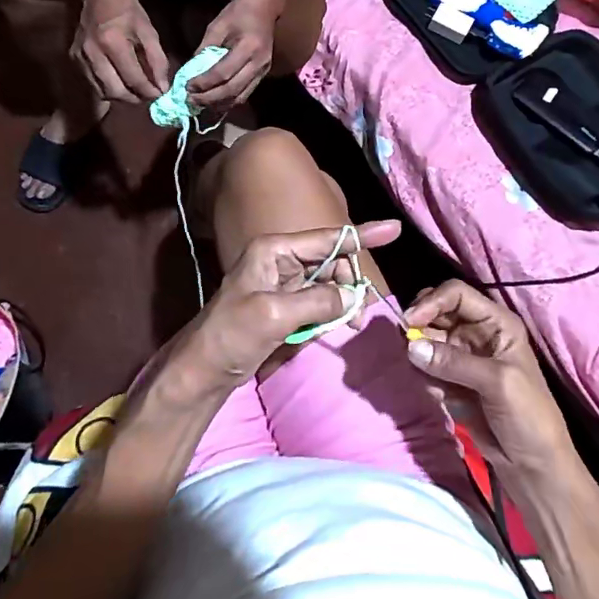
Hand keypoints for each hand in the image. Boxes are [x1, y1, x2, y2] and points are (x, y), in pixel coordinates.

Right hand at [72, 0, 169, 103]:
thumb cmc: (126, 9)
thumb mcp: (148, 31)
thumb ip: (157, 60)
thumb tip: (162, 87)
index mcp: (113, 42)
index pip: (133, 79)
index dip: (149, 91)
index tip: (160, 95)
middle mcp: (93, 53)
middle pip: (115, 91)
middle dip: (135, 98)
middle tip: (148, 95)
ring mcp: (80, 57)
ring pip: (102, 92)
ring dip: (122, 96)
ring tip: (136, 90)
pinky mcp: (74, 59)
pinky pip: (93, 84)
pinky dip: (109, 88)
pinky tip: (120, 81)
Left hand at [165, 220, 400, 398]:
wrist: (203, 369)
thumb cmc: (231, 334)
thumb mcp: (275, 315)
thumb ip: (318, 301)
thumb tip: (352, 296)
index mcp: (274, 249)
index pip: (327, 238)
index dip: (362, 235)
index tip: (394, 230)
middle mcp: (280, 259)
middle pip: (332, 262)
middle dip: (350, 284)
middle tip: (359, 315)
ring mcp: (283, 282)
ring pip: (328, 284)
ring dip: (341, 303)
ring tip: (348, 325)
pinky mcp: (285, 304)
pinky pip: (319, 301)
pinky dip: (328, 314)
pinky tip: (324, 329)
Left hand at [186, 0, 278, 109]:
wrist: (265, 8)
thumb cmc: (239, 13)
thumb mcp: (217, 26)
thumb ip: (205, 50)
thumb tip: (190, 72)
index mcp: (248, 47)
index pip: (223, 73)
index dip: (204, 83)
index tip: (187, 87)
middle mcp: (258, 63)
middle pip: (232, 90)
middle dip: (209, 99)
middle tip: (190, 101)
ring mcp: (263, 72)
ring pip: (239, 97)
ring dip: (218, 104)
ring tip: (200, 105)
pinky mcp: (262, 76)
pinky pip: (244, 94)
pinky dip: (227, 101)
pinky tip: (214, 102)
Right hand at [403, 281, 576, 483]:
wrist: (533, 466)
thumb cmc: (528, 416)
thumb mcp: (497, 383)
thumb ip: (454, 362)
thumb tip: (411, 347)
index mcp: (497, 322)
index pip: (456, 294)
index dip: (432, 301)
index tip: (410, 321)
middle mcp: (477, 332)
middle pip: (437, 311)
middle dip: (419, 323)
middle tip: (406, 341)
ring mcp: (463, 356)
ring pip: (427, 338)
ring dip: (419, 352)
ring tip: (426, 377)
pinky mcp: (451, 379)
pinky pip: (427, 366)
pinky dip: (424, 375)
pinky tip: (437, 395)